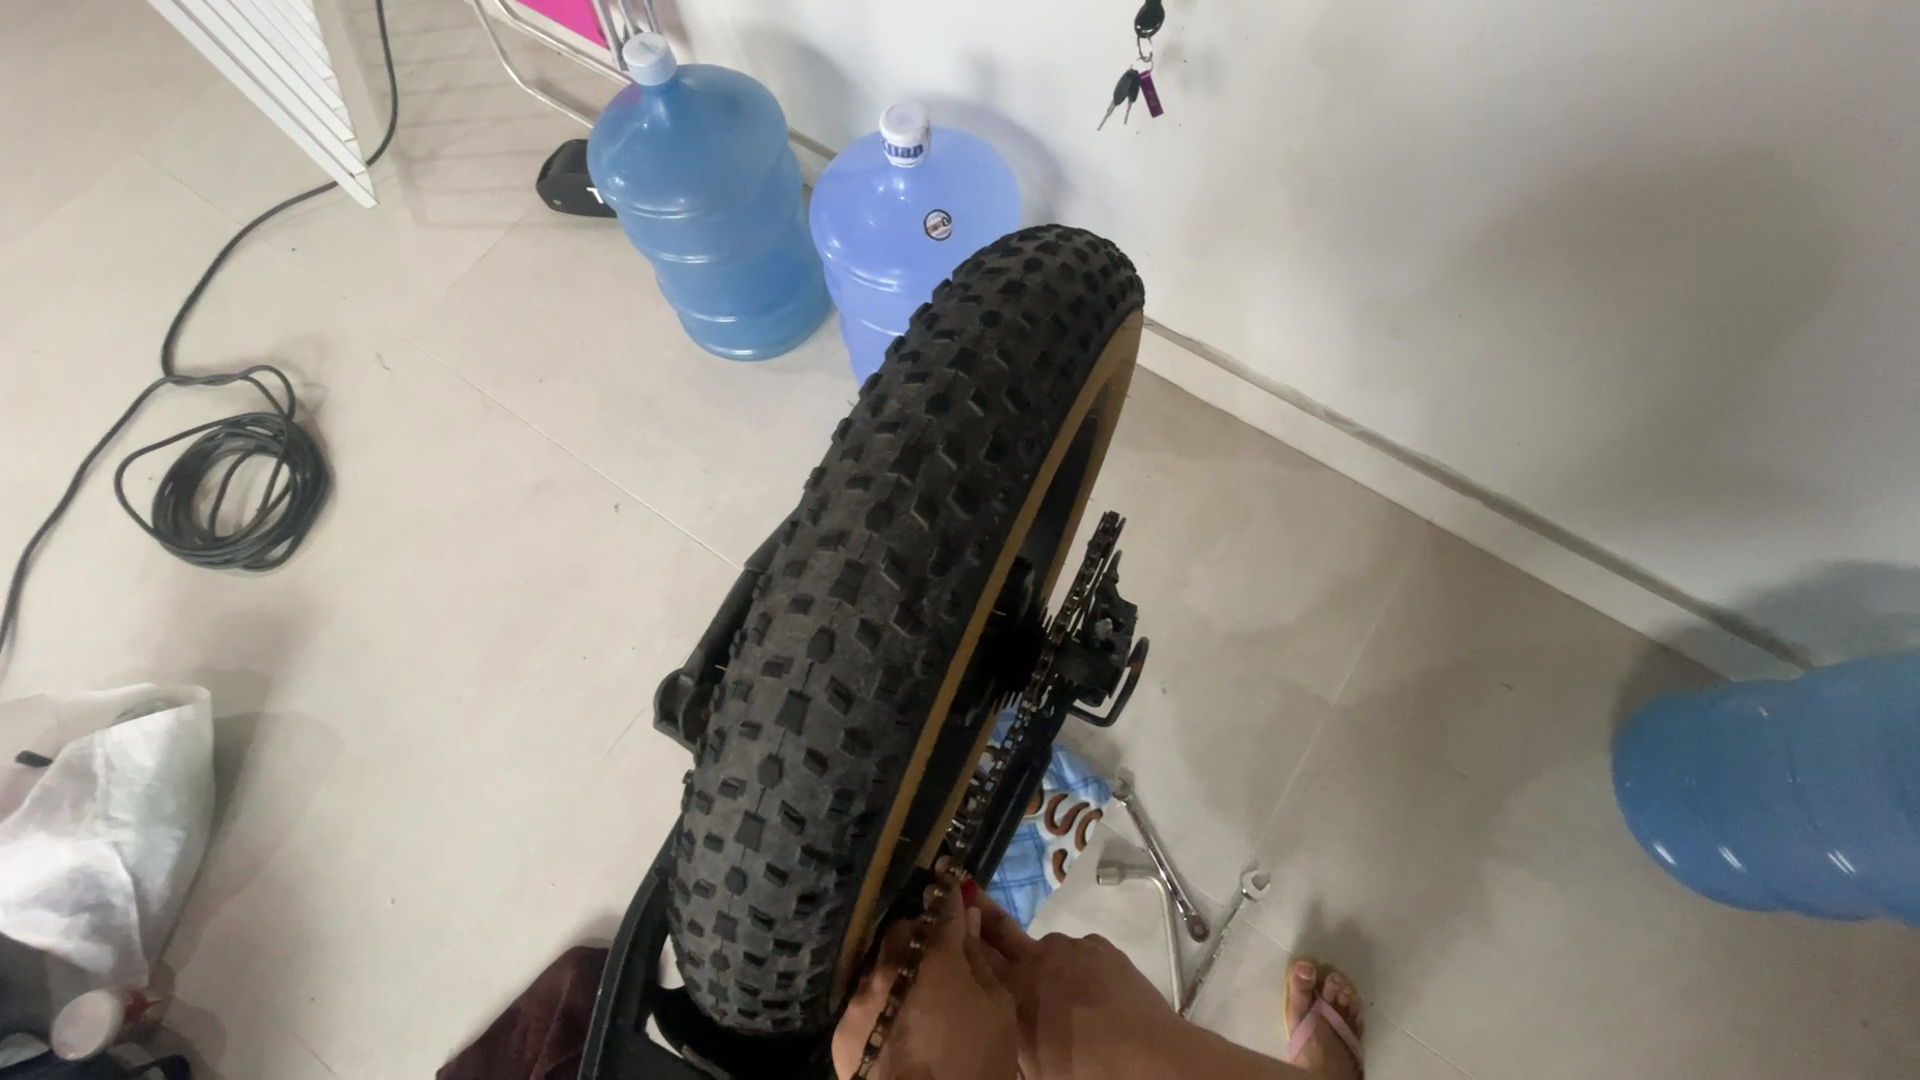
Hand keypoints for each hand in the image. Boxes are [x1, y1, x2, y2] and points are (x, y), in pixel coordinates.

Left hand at [832, 879, 1018, 1079]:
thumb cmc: (974, 1065)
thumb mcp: (997, 1011)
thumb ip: (979, 959)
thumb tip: (968, 918)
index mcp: (935, 957)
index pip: (943, 908)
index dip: (949, 893)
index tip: (951, 880)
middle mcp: (892, 966)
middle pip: (903, 931)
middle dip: (919, 935)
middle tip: (936, 956)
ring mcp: (862, 996)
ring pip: (879, 962)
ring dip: (897, 968)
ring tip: (912, 995)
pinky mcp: (842, 1028)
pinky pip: (862, 998)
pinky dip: (878, 1002)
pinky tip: (893, 1024)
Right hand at [975, 892, 1178, 1079]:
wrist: (1144, 1058)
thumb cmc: (1080, 1071)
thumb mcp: (1032, 1066)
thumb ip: (1013, 1037)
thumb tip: (1006, 1028)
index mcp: (1011, 990)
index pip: (974, 953)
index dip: (961, 933)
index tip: (951, 916)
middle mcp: (1034, 959)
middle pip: (1000, 926)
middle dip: (983, 908)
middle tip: (969, 888)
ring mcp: (1068, 947)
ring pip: (1049, 949)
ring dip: (1050, 965)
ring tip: (1068, 996)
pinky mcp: (1100, 945)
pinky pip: (1081, 953)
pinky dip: (1082, 969)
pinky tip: (1097, 995)